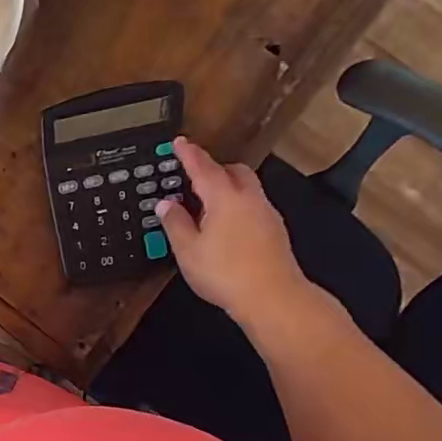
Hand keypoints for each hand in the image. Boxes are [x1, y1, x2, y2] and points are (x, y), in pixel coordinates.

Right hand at [157, 137, 317, 327]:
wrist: (272, 297)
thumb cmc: (228, 274)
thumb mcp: (188, 251)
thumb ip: (175, 224)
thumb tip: (166, 206)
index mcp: (224, 197)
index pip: (202, 166)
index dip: (188, 154)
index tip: (180, 143)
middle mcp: (249, 199)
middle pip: (232, 171)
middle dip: (214, 169)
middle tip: (195, 178)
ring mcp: (266, 214)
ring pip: (247, 189)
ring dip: (228, 189)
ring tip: (209, 207)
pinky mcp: (275, 232)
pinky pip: (255, 208)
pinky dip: (240, 208)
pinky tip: (229, 228)